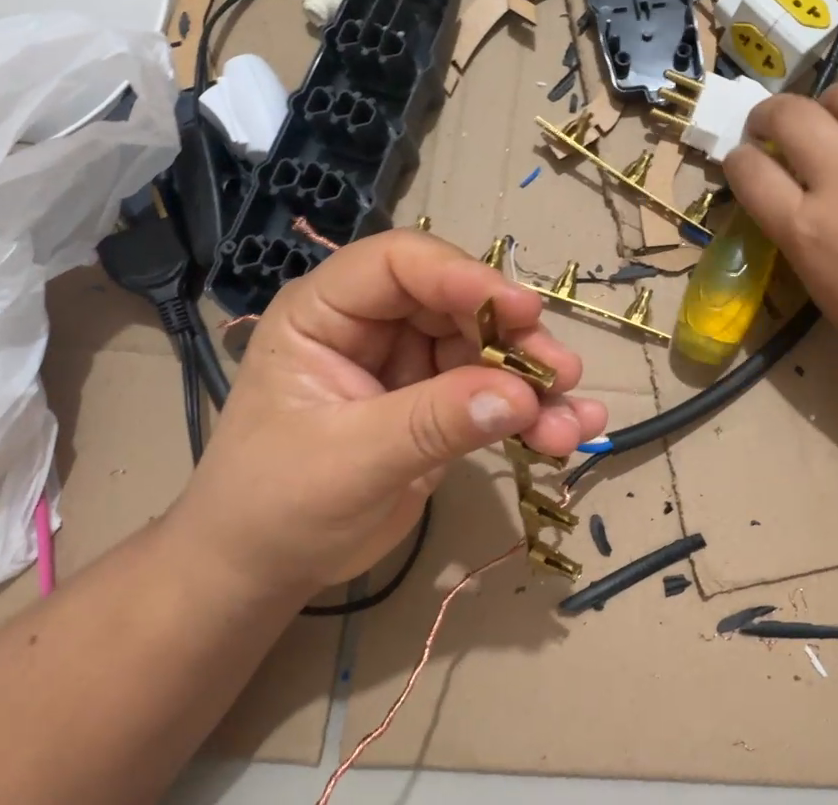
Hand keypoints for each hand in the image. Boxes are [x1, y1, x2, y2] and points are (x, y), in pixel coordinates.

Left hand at [165, 230, 608, 601]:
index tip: (521, 311)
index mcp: (327, 314)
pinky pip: (495, 395)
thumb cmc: (277, 506)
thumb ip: (433, 423)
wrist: (263, 572)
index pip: (399, 265)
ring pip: (488, 349)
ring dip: (535, 381)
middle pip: (459, 305)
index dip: (462, 276)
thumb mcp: (350, 462)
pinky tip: (574, 432)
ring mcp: (410, 366)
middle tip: (562, 373)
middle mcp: (374, 327)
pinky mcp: (438, 407)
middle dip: (515, 338)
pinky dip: (534, 412)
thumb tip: (522, 395)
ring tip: (574, 422)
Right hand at [724, 76, 837, 395]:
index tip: (744, 162)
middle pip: (789, 115)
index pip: (749, 169)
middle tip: (771, 130)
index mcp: (809, 230)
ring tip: (830, 123)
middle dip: (766, 117)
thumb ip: (795, 230)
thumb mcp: (821, 286)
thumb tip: (783, 190)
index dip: (737, 160)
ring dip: (826, 103)